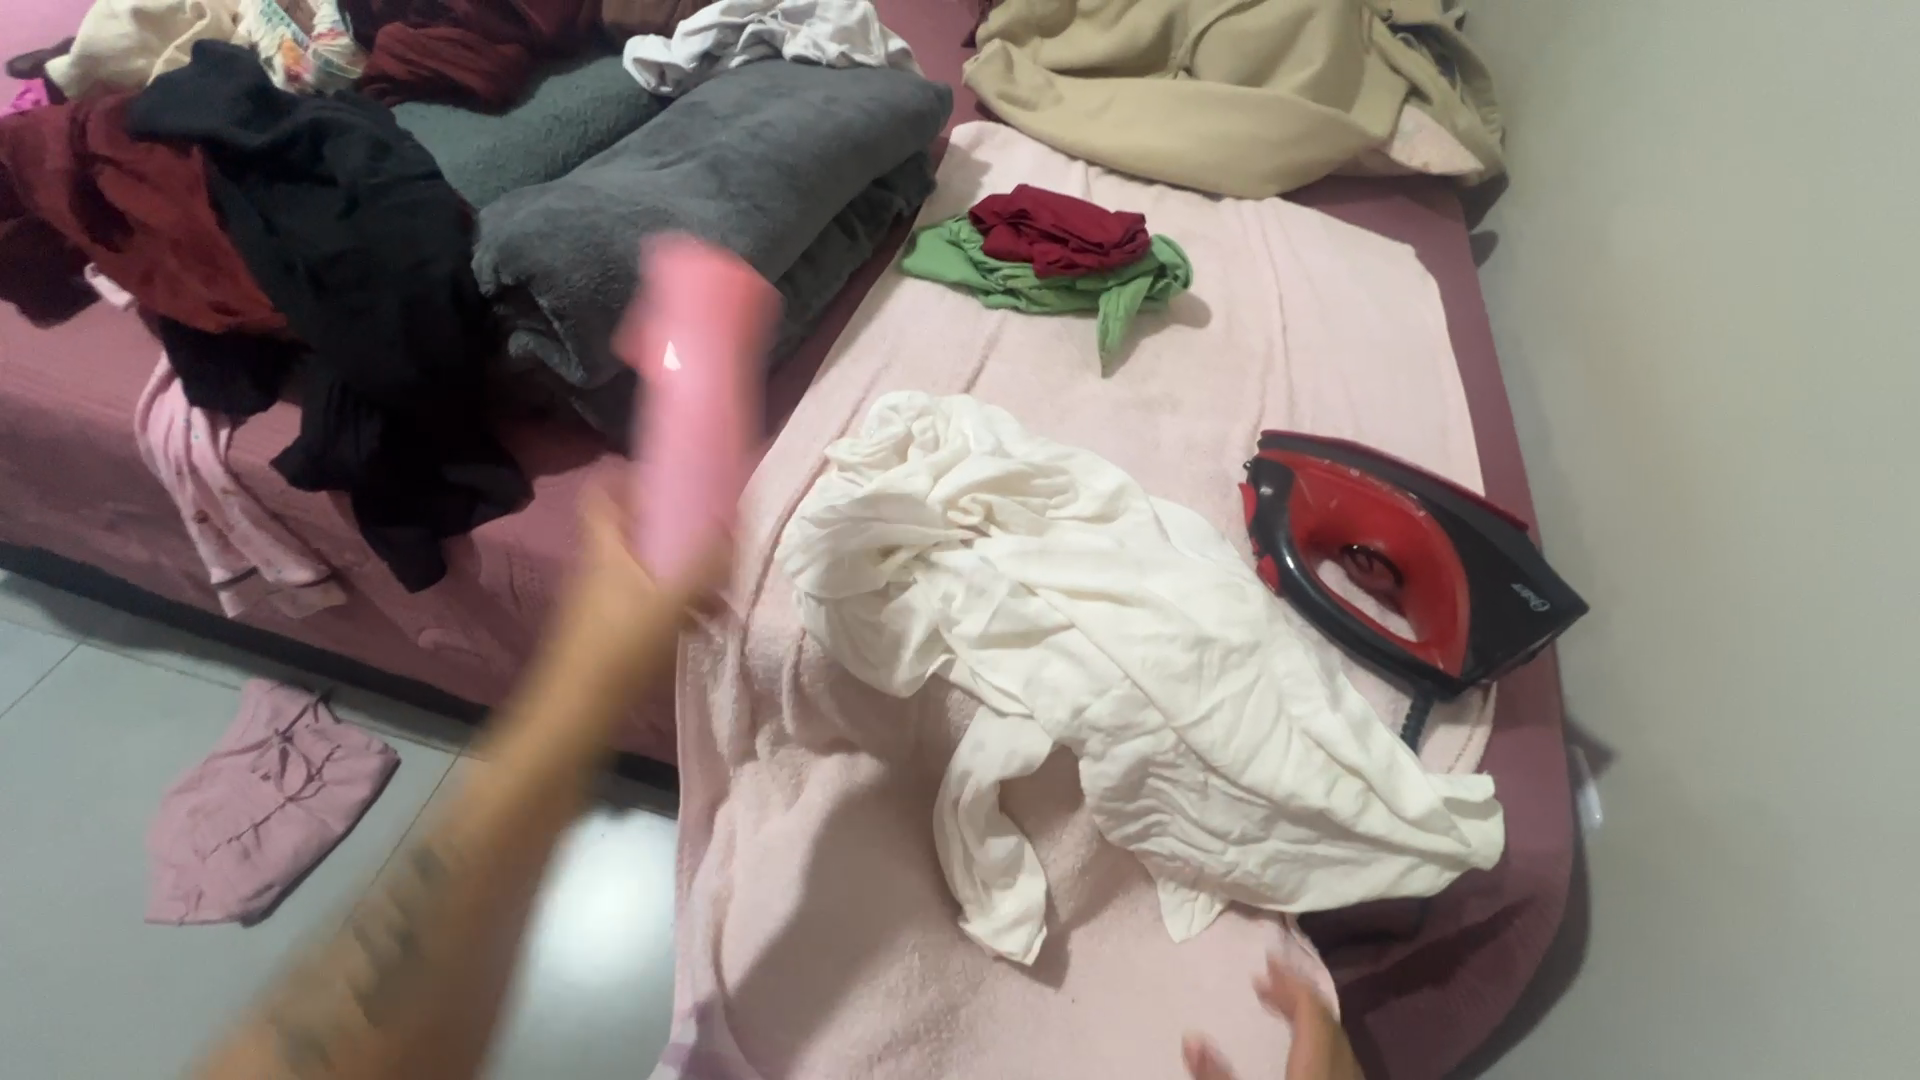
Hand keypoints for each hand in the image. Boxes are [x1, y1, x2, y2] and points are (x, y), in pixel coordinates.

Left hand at [543, 483, 730, 698]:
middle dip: (675, 527)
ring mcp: (607, 600)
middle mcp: (602, 568)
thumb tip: (736, 525)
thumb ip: (706, 565)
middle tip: (712, 529)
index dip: (628, 476)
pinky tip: (708, 621)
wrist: (578, 713)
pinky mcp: (615, 630)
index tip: (668, 476)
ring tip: (723, 583)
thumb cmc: (619, 650)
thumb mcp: (670, 602)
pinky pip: (653, 600)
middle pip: (635, 530)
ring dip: (684, 569)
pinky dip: (680, 603)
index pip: (603, 494)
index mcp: (607, 550)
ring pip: (648, 567)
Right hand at [1182, 955, 1363, 1079]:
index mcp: (1317, 1073)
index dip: (1290, 984)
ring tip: (1279, 1013)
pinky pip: (1344, 1069)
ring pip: (1341, 1049)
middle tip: (1263, 984)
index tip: (1261, 965)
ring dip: (1312, 1023)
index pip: (1313, 1013)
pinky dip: (1322, 1049)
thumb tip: (1191, 1038)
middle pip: (1330, 1027)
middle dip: (1298, 998)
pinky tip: (1303, 1059)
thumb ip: (1217, 1079)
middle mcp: (1343, 1079)